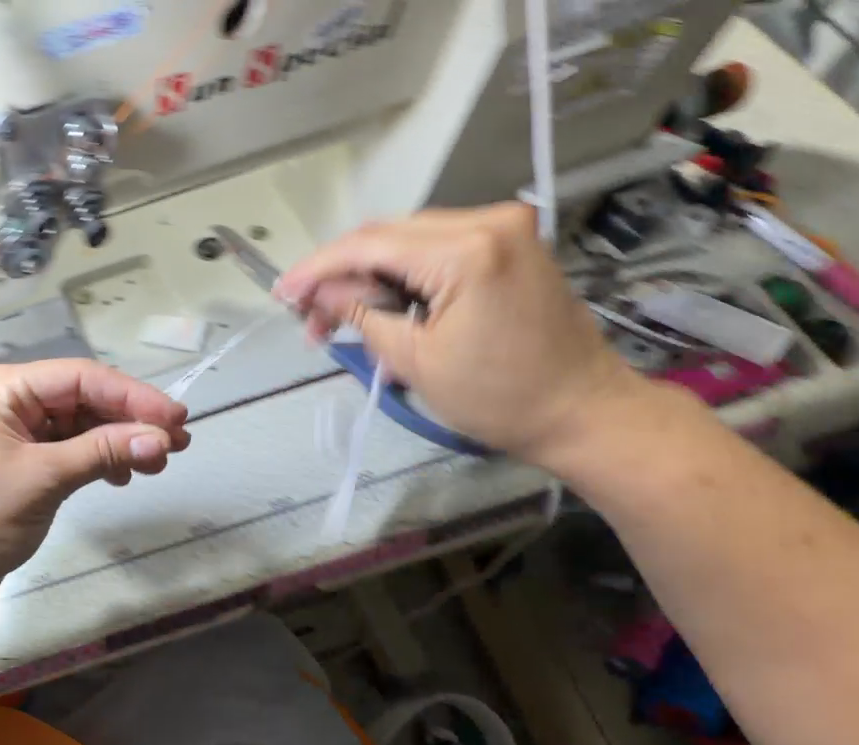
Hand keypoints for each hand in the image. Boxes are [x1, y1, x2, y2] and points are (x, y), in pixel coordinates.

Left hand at [0, 358, 190, 612]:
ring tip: (157, 465)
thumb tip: (162, 440)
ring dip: (117, 442)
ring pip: (79, 425)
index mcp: (1, 388)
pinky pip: (67, 448)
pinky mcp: (19, 460)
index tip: (177, 419)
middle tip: (176, 445)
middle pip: (82, 398)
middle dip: (129, 420)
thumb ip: (104, 452)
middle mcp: (6, 399)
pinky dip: (96, 460)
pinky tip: (122, 478)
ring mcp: (12, 431)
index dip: (132, 396)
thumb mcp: (45, 479)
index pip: (80, 377)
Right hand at [275, 203, 644, 461]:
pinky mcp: (509, 244)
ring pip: (408, 239)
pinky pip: (436, 248)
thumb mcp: (413, 359)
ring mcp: (504, 228)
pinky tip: (378, 306)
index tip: (281, 294)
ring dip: (367, 275)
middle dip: (339, 274)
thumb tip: (318, 293)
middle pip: (387, 235)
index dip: (317, 269)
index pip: (369, 245)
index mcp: (467, 250)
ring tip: (336, 319)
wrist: (578, 409)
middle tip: (305, 316)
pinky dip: (400, 275)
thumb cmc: (497, 396)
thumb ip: (360, 314)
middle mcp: (489, 221)